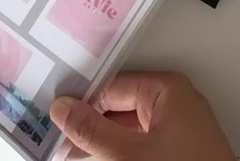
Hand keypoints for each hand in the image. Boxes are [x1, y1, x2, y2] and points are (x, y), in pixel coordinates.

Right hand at [49, 71, 236, 160]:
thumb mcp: (130, 156)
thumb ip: (94, 132)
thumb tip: (65, 110)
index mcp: (167, 89)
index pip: (113, 86)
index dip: (83, 103)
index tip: (59, 115)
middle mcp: (174, 103)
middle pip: (120, 108)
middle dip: (91, 126)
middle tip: (61, 138)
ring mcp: (178, 130)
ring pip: (129, 129)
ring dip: (103, 142)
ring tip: (73, 152)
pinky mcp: (180, 152)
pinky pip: (142, 144)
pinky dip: (121, 153)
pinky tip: (100, 159)